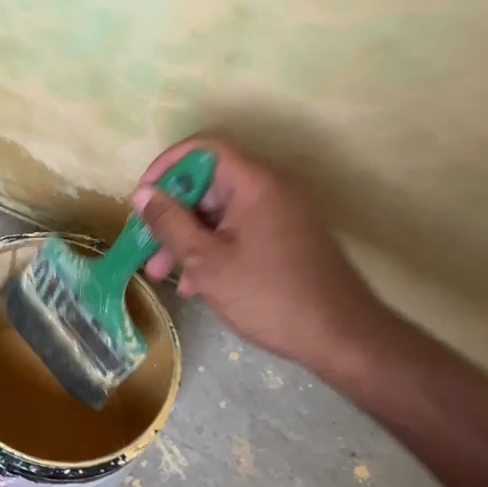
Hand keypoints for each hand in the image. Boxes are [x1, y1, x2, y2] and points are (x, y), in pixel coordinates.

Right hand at [133, 138, 388, 369]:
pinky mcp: (288, 235)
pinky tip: (197, 284)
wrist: (344, 338)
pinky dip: (215, 246)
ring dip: (189, 236)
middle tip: (147, 244)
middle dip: (172, 212)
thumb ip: (170, 223)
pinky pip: (240, 227)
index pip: (202, 148)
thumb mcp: (207, 261)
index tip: (143, 198)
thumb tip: (143, 193)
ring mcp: (283, 211)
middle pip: (209, 181)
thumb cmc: (270, 296)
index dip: (166, 166)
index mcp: (255, 181)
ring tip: (163, 274)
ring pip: (221, 210)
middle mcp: (272, 186)